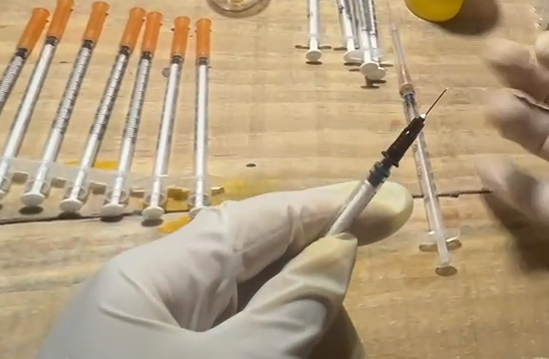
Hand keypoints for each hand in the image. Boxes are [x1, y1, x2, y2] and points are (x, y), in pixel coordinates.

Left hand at [39, 182, 412, 357]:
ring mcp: (152, 350)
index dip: (333, 207)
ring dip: (295, 344)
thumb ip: (286, 313)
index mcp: (158, 278)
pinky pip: (230, 352)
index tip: (396, 205)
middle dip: (313, 304)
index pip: (264, 218)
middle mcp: (154, 305)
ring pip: (251, 327)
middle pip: (260, 276)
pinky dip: (268, 355)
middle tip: (345, 353)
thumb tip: (340, 250)